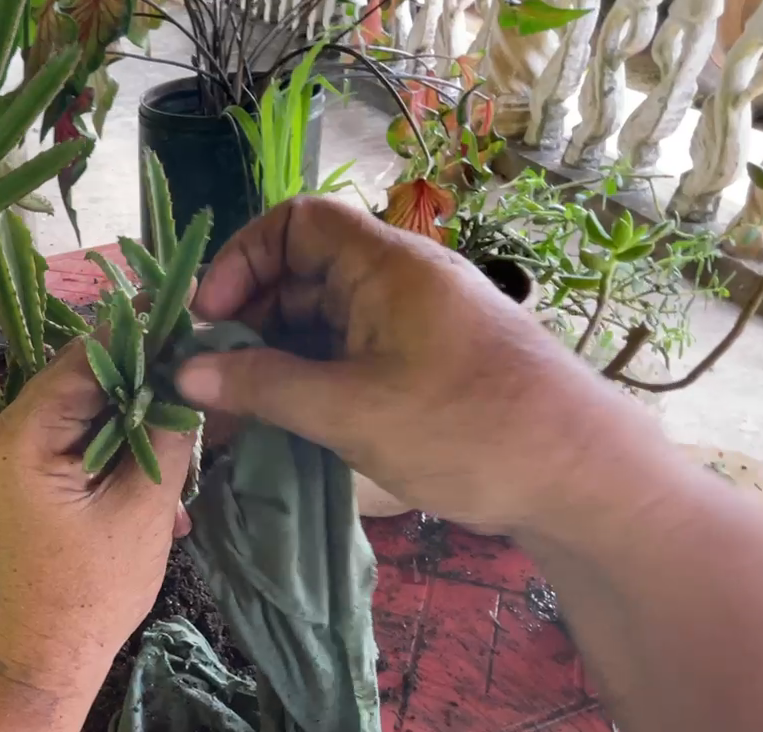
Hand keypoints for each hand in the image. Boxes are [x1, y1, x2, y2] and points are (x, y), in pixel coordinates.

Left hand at [0, 340, 195, 698]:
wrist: (54, 651)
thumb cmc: (98, 588)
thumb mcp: (144, 507)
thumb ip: (168, 435)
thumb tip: (190, 379)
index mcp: (23, 439)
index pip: (82, 361)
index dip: (135, 336)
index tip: (184, 313)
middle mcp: (4, 438)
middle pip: (78, 380)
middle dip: (136, 375)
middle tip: (191, 364)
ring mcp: (11, 459)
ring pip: (79, 409)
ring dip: (129, 413)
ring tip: (180, 415)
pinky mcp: (25, 478)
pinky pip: (72, 440)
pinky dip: (112, 442)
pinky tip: (152, 459)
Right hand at [175, 197, 663, 536]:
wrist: (578, 479)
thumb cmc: (465, 429)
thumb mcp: (350, 410)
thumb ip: (263, 386)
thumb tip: (184, 372)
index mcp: (385, 266)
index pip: (295, 222)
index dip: (242, 261)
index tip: (208, 321)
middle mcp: (394, 284)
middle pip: (300, 277)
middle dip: (246, 323)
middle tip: (208, 380)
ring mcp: (406, 328)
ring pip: (317, 325)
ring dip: (271, 361)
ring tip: (233, 413)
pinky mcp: (415, 368)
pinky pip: (342, 359)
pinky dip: (304, 384)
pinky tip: (278, 422)